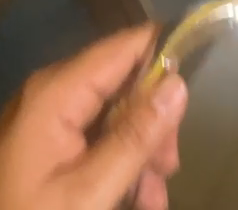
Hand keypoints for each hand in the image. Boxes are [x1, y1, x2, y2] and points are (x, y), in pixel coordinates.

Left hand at [0, 25, 188, 209]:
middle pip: (124, 81)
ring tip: (151, 202)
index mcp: (58, 90)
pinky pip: (92, 137)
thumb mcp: (88, 195)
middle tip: (166, 174)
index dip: (167, 56)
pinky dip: (115, 163)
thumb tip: (179, 81)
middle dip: (152, 124)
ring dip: (138, 152)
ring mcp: (43, 119)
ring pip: (112, 114)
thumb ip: (134, 137)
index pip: (128, 44)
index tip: (197, 93)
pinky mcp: (40, 145)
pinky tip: (131, 200)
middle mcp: (51, 91)